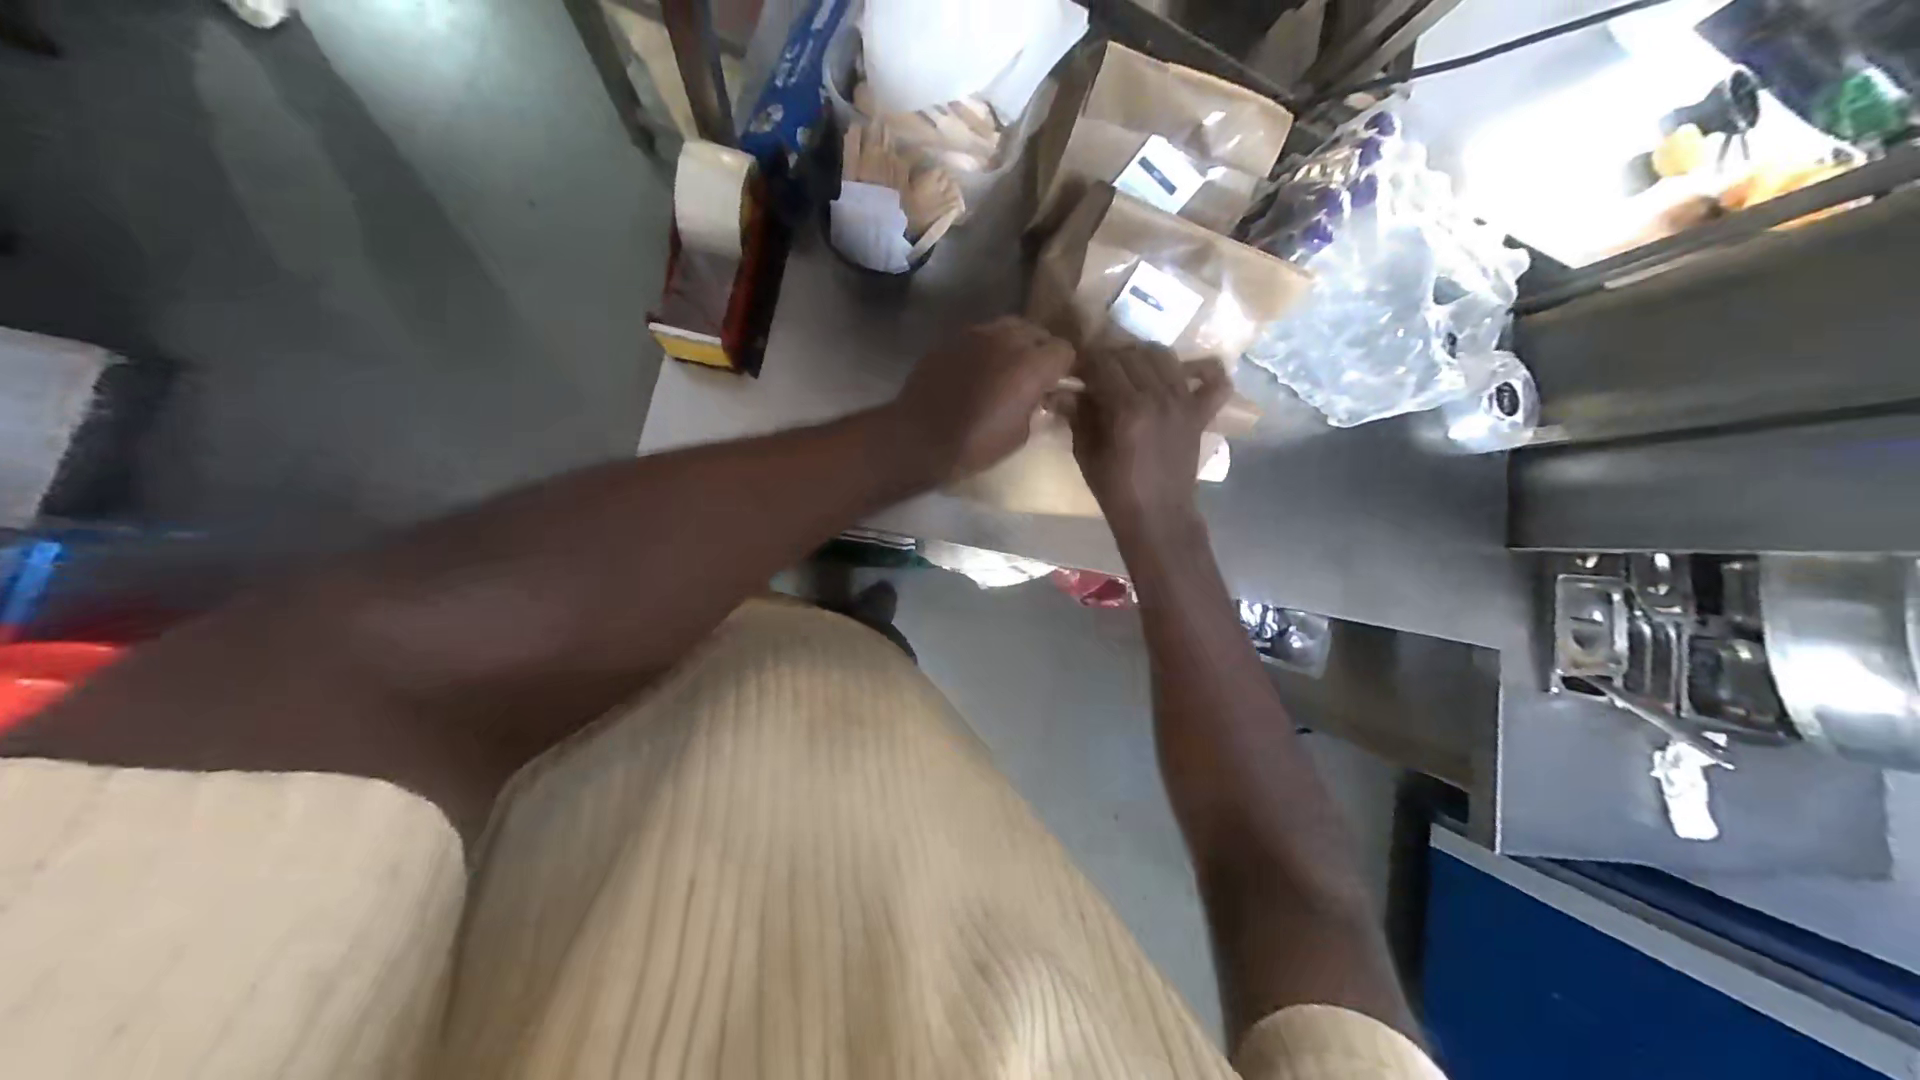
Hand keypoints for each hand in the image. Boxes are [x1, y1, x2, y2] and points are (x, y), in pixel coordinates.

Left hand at [892, 316, 1075, 479]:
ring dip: (1014, 344)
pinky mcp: (951, 339)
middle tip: (1033, 377)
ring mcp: (976, 335)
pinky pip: (980, 335)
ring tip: (1005, 369)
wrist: (918, 437)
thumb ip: (1039, 408)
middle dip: (1041, 351)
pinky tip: (976, 371)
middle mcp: (1008, 340)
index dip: (1064, 369)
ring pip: (1008, 327)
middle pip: (1038, 332)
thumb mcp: (1019, 435)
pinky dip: (986, 349)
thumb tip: (1045, 397)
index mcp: (1032, 365)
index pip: (1064, 350)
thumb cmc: (975, 445)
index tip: (1057, 386)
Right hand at [1064, 341, 1231, 529]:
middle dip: (1109, 358)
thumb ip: (1078, 415)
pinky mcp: (1201, 412)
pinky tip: (1184, 374)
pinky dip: (1202, 370)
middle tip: (1097, 374)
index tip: (1076, 371)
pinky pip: (1213, 379)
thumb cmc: (1115, 489)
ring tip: (1129, 372)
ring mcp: (1184, 402)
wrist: (1158, 515)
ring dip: (1142, 357)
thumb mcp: (1086, 453)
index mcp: (1127, 409)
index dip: (1086, 362)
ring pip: (1163, 356)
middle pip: (1131, 354)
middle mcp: (1159, 397)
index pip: (1103, 363)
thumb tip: (1063, 390)